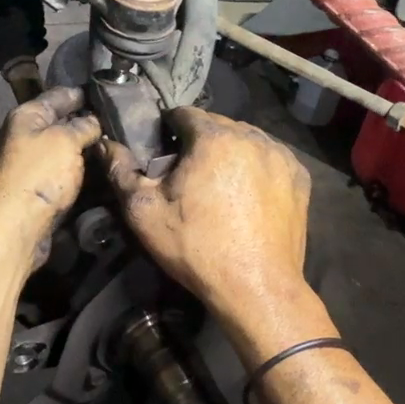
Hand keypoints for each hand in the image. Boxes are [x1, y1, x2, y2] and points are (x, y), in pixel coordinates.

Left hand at [0, 87, 101, 254]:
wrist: (16, 227)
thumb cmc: (39, 175)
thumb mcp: (66, 141)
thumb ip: (82, 126)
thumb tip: (93, 119)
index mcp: (26, 115)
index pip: (59, 95)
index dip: (83, 93)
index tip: (108, 92)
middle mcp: (24, 135)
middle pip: (61, 123)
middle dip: (87, 123)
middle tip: (119, 122)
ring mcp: (29, 164)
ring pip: (64, 150)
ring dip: (86, 150)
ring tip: (116, 146)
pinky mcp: (37, 189)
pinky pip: (64, 173)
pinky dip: (81, 172)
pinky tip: (101, 172)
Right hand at [103, 106, 314, 330]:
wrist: (258, 289)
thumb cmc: (197, 247)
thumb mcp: (144, 212)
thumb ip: (121, 171)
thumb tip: (105, 145)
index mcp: (214, 137)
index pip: (183, 114)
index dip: (167, 131)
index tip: (161, 155)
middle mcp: (252, 137)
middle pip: (216, 124)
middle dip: (198, 141)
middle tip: (185, 174)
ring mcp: (281, 156)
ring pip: (244, 139)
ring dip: (227, 151)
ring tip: (216, 184)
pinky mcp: (299, 178)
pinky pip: (268, 157)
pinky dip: (254, 165)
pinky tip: (244, 193)